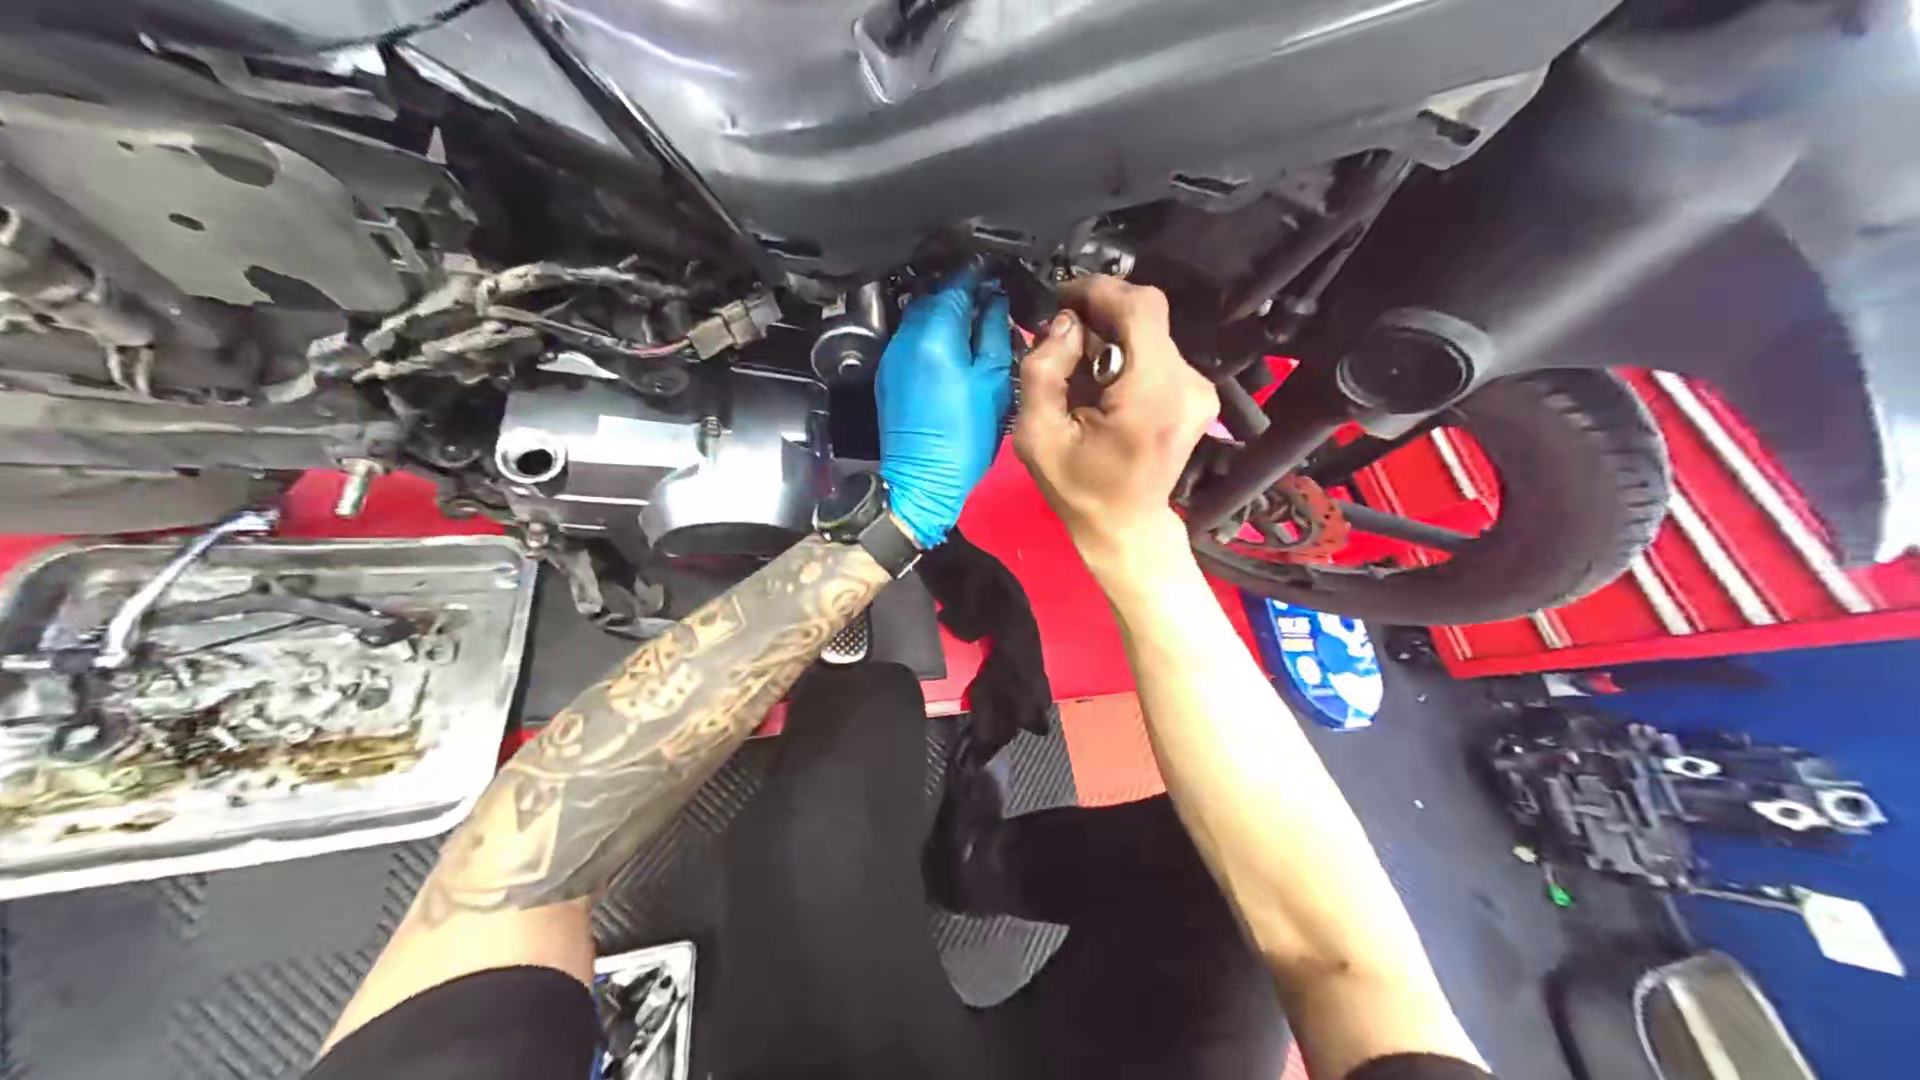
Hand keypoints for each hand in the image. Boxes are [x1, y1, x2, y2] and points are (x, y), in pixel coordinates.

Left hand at [877, 267, 1015, 547]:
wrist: (922, 480)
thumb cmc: (963, 438)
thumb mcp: (993, 383)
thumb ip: (994, 334)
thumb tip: (994, 302)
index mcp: (934, 335)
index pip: (957, 283)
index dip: (980, 275)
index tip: (997, 275)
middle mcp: (905, 337)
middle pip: (935, 296)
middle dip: (963, 294)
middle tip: (991, 305)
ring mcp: (892, 356)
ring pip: (922, 317)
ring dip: (947, 316)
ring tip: (975, 331)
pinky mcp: (888, 375)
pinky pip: (913, 340)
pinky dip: (934, 337)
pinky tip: (954, 353)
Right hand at [1012, 276, 1217, 576]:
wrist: (1125, 526)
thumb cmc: (1079, 489)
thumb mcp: (1038, 436)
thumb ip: (1044, 372)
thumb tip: (1065, 324)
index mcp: (1153, 395)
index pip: (1140, 308)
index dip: (1099, 290)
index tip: (1064, 299)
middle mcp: (1189, 385)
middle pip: (1146, 317)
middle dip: (1099, 318)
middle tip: (1063, 342)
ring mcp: (1200, 390)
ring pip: (1151, 334)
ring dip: (1111, 339)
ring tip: (1080, 373)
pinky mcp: (1199, 395)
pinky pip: (1158, 354)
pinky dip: (1127, 357)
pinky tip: (1104, 386)